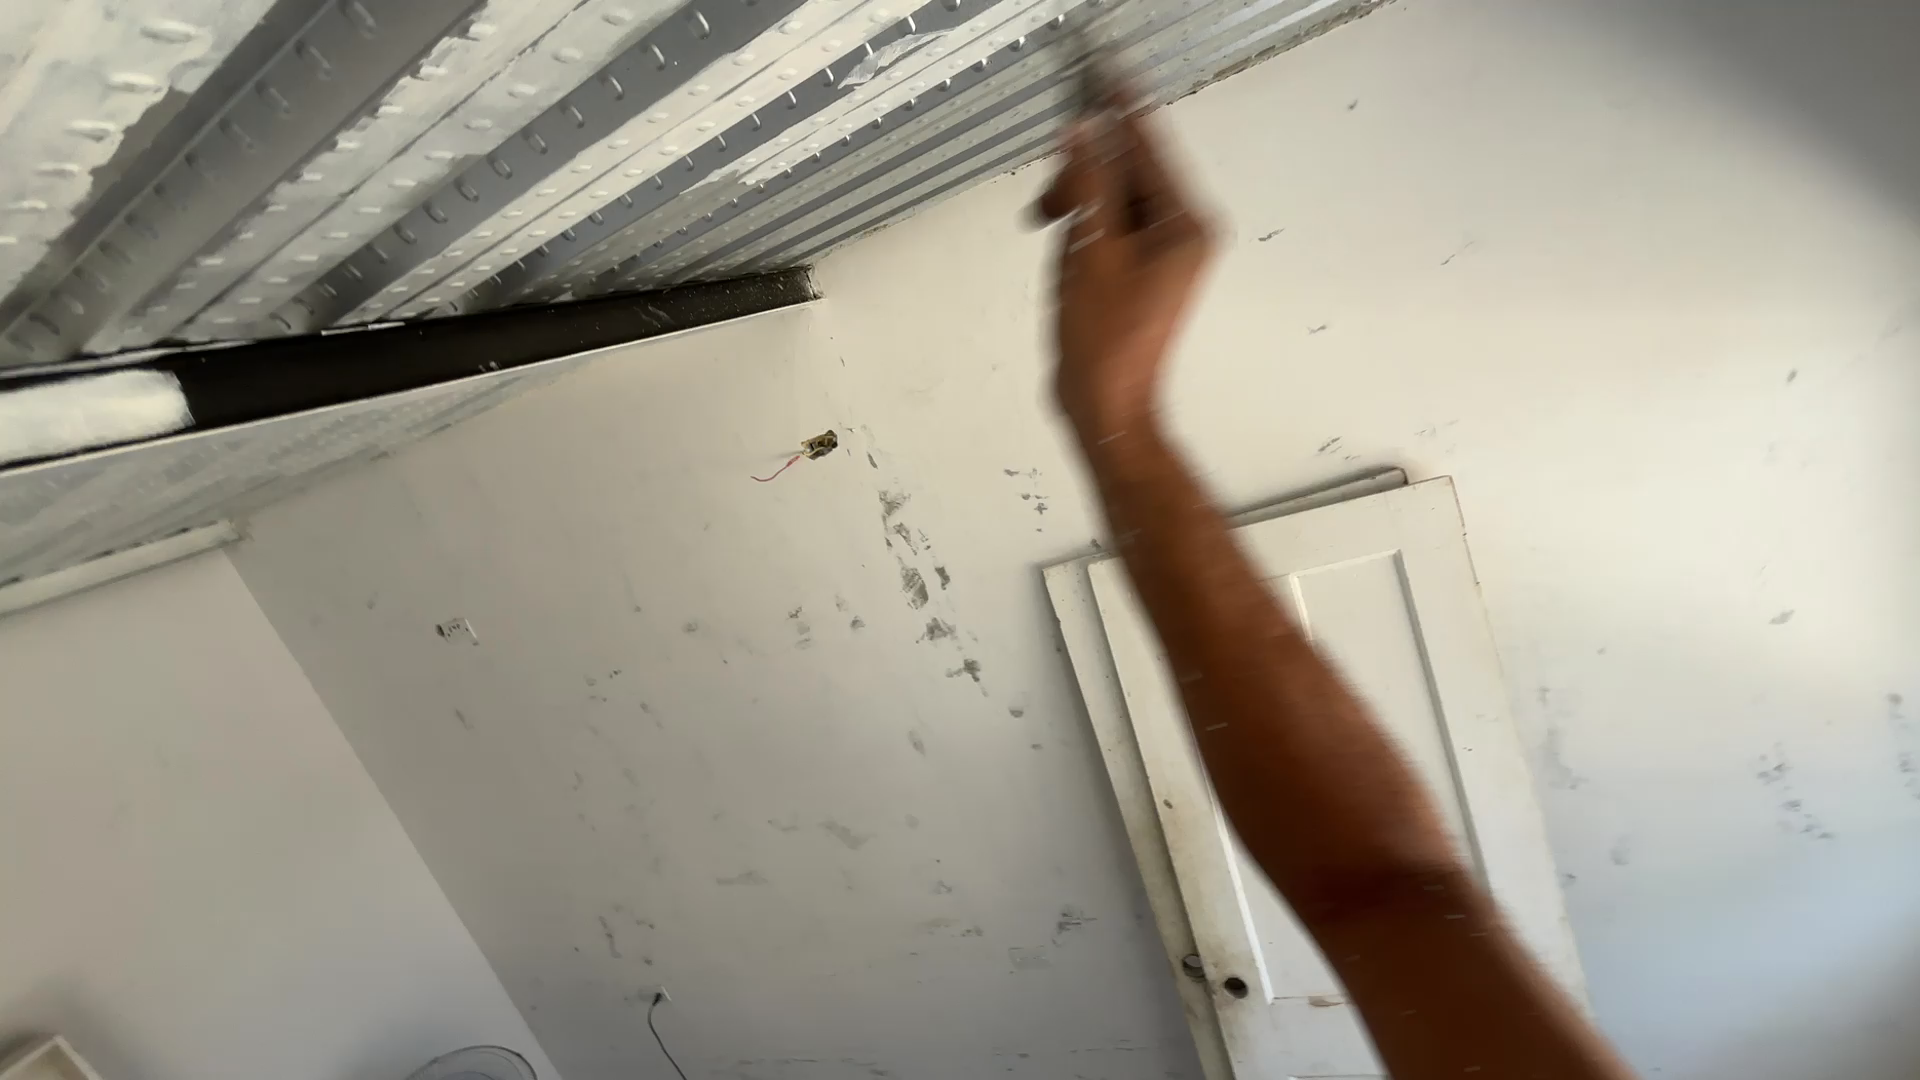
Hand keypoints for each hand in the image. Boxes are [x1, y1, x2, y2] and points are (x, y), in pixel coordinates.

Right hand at [1036, 99, 1215, 441]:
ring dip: (1076, 215)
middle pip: (1127, 175)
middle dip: (1083, 183)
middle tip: (1048, 207)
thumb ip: (1089, 184)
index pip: (1150, 147)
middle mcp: (1180, 236)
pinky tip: (1066, 265)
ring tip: (1059, 254)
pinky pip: (1106, 235)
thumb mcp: (1092, 252)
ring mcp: (1159, 258)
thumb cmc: (1103, 342)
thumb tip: (1081, 134)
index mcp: (1185, 225)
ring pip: (1110, 205)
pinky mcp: (1136, 276)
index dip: (1118, 110)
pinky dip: (1080, 239)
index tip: (1100, 72)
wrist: (1103, 404)